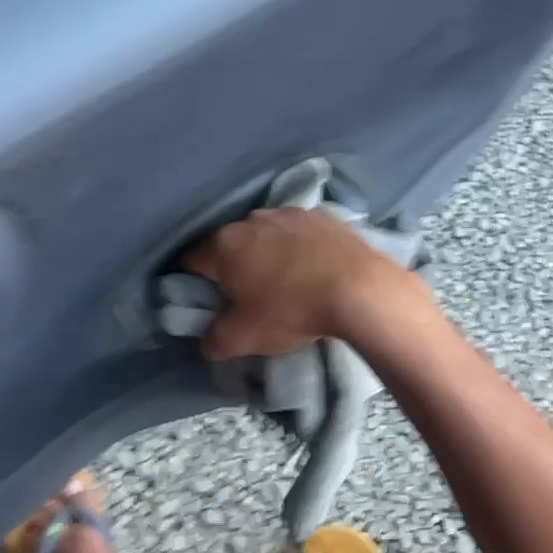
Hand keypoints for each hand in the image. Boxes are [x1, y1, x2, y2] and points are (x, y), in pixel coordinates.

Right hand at [183, 207, 422, 358]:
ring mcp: (292, 213)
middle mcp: (254, 218)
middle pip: (231, 244)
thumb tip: (208, 339)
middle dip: (234, 267)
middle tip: (248, 296)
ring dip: (269, 254)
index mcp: (224, 243)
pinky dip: (301, 248)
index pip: (191, 260)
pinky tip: (314, 268)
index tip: (208, 302)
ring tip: (286, 281)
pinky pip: (301, 233)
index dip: (192, 283)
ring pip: (268, 235)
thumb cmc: (292, 310)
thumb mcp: (242, 338)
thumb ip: (213, 339)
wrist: (360, 289)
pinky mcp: (326, 216)